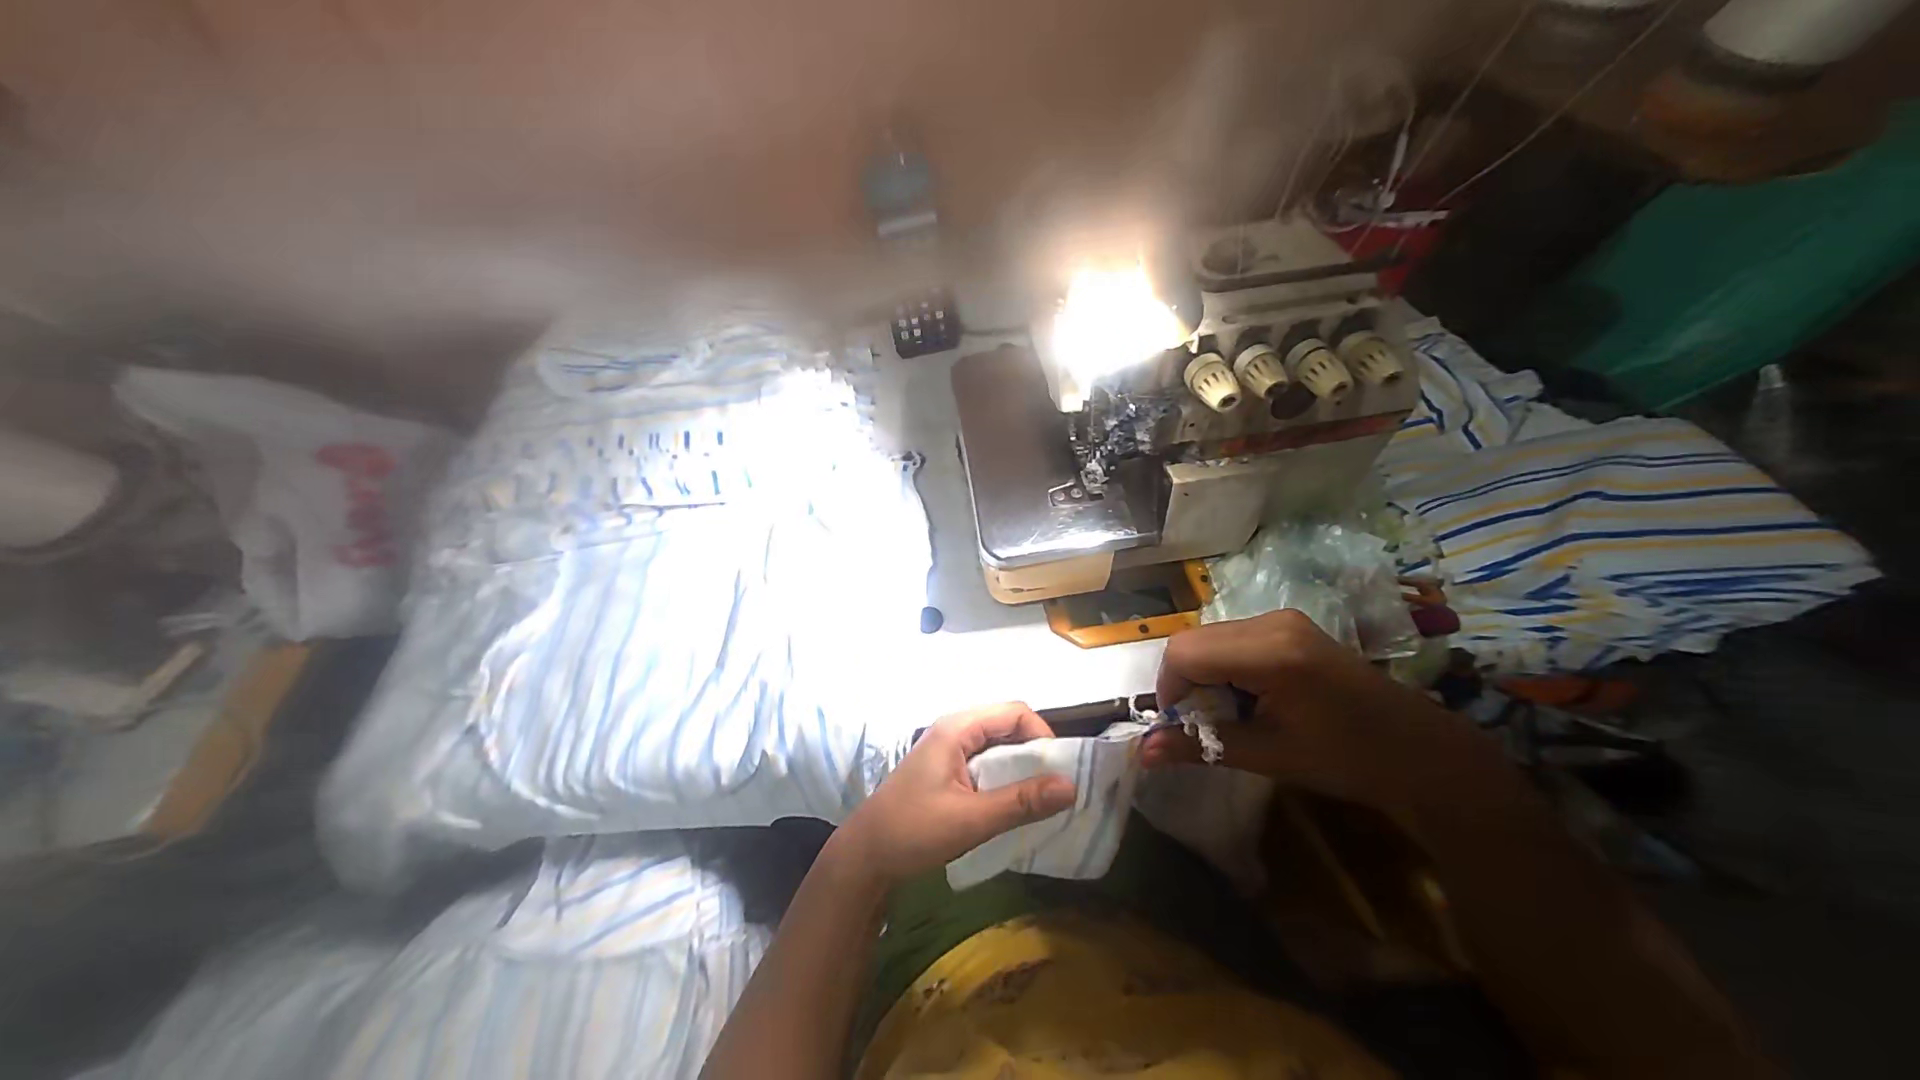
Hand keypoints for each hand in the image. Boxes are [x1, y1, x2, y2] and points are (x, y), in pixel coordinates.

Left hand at [834, 703, 1076, 886]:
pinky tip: (1013, 805)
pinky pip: (986, 763)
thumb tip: (1071, 787)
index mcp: (957, 729)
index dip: (1043, 736)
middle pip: (1009, 726)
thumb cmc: (913, 831)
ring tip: (1040, 800)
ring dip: (1021, 768)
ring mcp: (949, 750)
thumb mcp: (971, 819)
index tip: (1058, 773)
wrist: (865, 857)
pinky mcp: (947, 770)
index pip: (1016, 712)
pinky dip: (1005, 778)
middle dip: (1036, 753)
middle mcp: (955, 731)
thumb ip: (1021, 802)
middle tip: (1055, 789)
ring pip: (998, 746)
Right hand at [1143, 610, 1500, 813]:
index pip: (1184, 653)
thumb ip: (1200, 746)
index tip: (1183, 725)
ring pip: (1211, 638)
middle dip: (1186, 682)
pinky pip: (1234, 638)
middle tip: (1206, 722)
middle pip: (1194, 641)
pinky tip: (1250, 697)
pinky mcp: (1291, 626)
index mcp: (1270, 652)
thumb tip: (1142, 753)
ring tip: (1231, 712)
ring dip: (1205, 674)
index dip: (1170, 689)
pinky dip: (1225, 666)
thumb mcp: (1267, 755)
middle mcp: (1272, 622)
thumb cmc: (1345, 759)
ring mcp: (1284, 619)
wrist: (1419, 752)